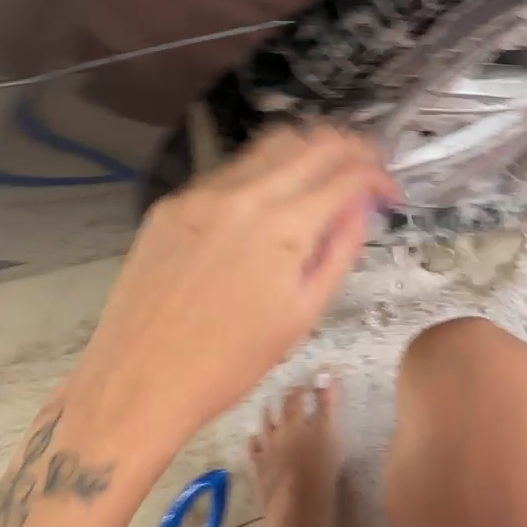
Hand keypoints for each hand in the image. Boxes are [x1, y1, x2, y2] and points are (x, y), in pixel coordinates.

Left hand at [63, 125, 399, 455]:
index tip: (391, 192)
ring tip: (324, 172)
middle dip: (352, 148)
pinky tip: (268, 201)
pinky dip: (264, 172)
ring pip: (271, 144)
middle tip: (367, 167)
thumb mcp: (304, 314)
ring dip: (308, 149)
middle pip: (314, 141)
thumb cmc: (230, 363)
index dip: (380, 176)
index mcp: (285, 226)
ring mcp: (203, 193)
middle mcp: (246, 194)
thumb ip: (340, 250)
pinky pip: (232, 169)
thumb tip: (363, 208)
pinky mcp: (172, 202)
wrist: (136, 385)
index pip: (349, 174)